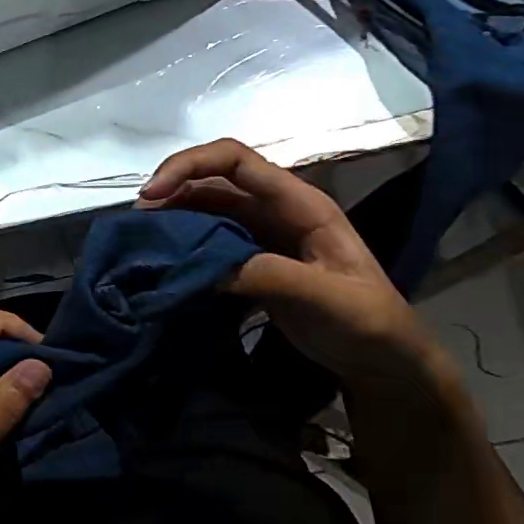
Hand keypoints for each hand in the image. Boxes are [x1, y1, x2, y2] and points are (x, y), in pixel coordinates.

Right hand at [136, 138, 453, 392]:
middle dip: (170, 191)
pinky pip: (206, 239)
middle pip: (211, 179)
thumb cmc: (369, 324)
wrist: (386, 364)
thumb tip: (201, 265)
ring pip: (203, 208)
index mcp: (297, 202)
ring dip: (171, 217)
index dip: (189, 166)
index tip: (153, 193)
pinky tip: (163, 258)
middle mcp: (273, 208)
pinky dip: (180, 243)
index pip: (235, 159)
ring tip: (141, 239)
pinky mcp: (248, 260)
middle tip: (137, 223)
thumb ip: (267, 275)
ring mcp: (259, 234)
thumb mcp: (325, 298)